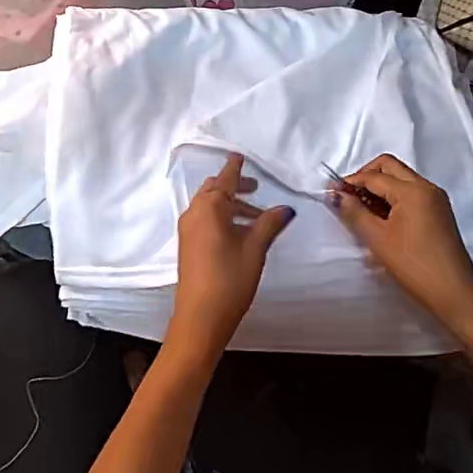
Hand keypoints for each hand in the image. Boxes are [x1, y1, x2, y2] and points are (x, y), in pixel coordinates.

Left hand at [169, 154, 293, 355]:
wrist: (200, 317)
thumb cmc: (230, 279)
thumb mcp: (255, 249)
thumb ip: (269, 224)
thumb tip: (284, 208)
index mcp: (210, 208)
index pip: (225, 180)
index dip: (235, 169)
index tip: (240, 156)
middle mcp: (194, 213)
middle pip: (214, 190)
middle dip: (234, 187)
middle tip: (255, 189)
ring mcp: (188, 230)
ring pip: (209, 206)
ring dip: (230, 205)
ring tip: (256, 218)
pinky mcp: (187, 245)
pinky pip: (204, 220)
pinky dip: (221, 217)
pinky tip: (239, 233)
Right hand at [335, 154, 472, 334]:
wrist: (454, 294)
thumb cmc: (413, 264)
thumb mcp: (377, 238)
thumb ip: (353, 211)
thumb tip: (334, 194)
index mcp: (413, 190)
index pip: (374, 176)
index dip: (350, 182)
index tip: (330, 193)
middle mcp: (427, 187)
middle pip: (390, 167)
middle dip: (365, 176)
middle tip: (348, 196)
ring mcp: (435, 199)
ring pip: (401, 178)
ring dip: (379, 187)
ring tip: (361, 209)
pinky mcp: (438, 211)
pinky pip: (411, 192)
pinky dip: (392, 197)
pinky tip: (380, 217)